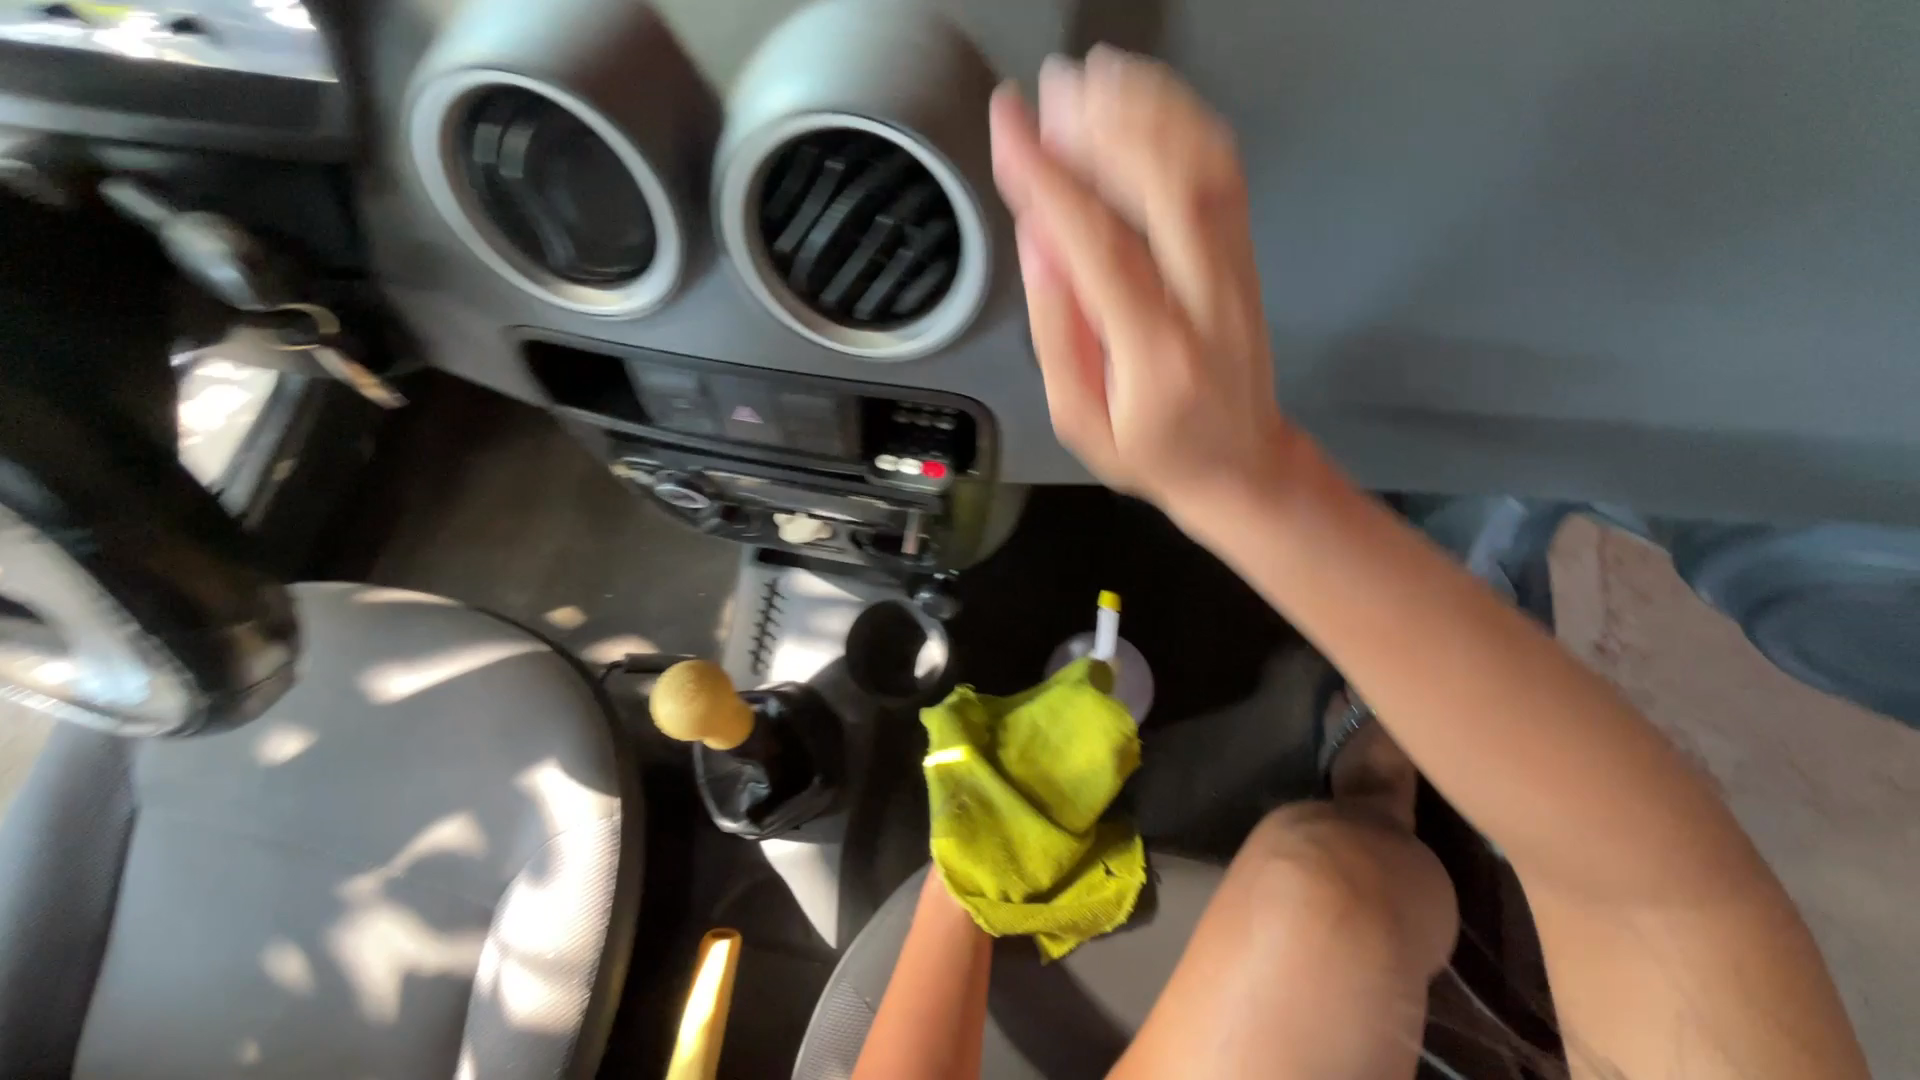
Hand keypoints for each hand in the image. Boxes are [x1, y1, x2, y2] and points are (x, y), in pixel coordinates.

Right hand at [989, 48, 1305, 518]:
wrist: (1240, 465)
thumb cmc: (1154, 452)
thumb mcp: (1080, 418)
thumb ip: (1056, 329)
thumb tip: (1039, 240)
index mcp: (1155, 351)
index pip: (1099, 246)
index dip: (1051, 180)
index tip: (1010, 130)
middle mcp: (1205, 299)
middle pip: (1165, 187)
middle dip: (1103, 125)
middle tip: (1052, 93)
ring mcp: (1234, 271)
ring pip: (1202, 167)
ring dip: (1145, 110)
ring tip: (1091, 80)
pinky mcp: (1243, 254)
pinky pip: (1224, 173)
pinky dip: (1184, 123)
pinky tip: (1145, 101)